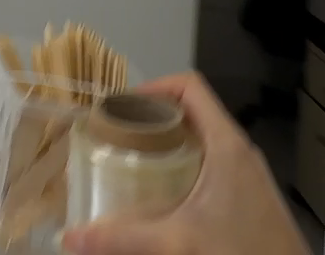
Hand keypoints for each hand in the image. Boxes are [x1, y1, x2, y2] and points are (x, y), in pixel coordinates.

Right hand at [61, 72, 310, 254]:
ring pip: (203, 137)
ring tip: (135, 158)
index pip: (190, 86)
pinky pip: (212, 162)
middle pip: (192, 110)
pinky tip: (164, 194)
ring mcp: (246, 174)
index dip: (154, 87)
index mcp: (226, 143)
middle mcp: (238, 150)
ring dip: (169, 141)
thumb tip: (74, 237)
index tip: (124, 105)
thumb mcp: (180, 243)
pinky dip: (184, 165)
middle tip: (120, 132)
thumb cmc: (246, 254)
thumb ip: (125, 238)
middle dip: (154, 117)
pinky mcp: (249, 197)